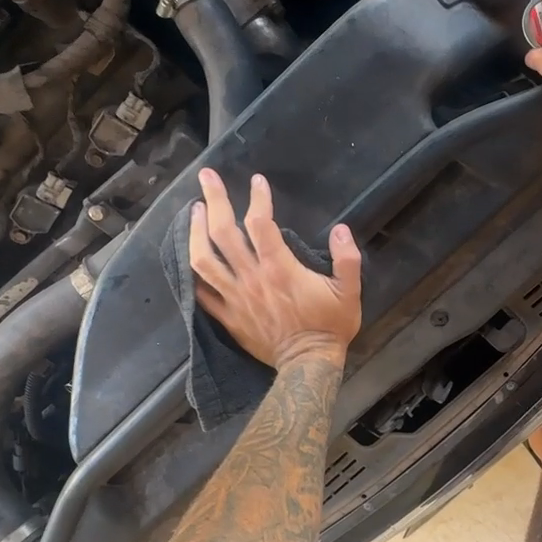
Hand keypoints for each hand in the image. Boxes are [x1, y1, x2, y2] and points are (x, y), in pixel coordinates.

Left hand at [189, 168, 361, 367]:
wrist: (308, 364)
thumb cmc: (331, 325)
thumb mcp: (350, 291)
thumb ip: (347, 259)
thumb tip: (342, 229)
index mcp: (280, 268)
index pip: (261, 223)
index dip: (257, 198)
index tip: (257, 181)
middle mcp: (251, 278)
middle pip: (223, 233)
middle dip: (214, 200)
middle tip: (207, 177)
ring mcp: (235, 297)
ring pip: (203, 259)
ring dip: (194, 232)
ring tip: (194, 212)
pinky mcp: (227, 316)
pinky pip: (201, 292)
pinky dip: (192, 274)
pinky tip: (191, 258)